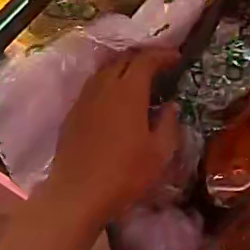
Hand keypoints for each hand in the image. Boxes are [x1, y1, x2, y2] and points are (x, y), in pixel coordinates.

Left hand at [39, 48, 181, 227]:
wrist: (77, 195)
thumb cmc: (124, 174)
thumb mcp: (160, 153)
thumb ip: (169, 124)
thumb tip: (171, 106)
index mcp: (128, 91)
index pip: (146, 60)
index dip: (162, 55)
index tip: (177, 58)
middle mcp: (104, 87)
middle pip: (123, 59)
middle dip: (143, 57)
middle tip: (159, 66)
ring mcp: (85, 99)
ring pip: (105, 71)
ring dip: (123, 68)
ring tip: (137, 79)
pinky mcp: (72, 113)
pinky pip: (93, 86)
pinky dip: (108, 83)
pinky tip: (114, 99)